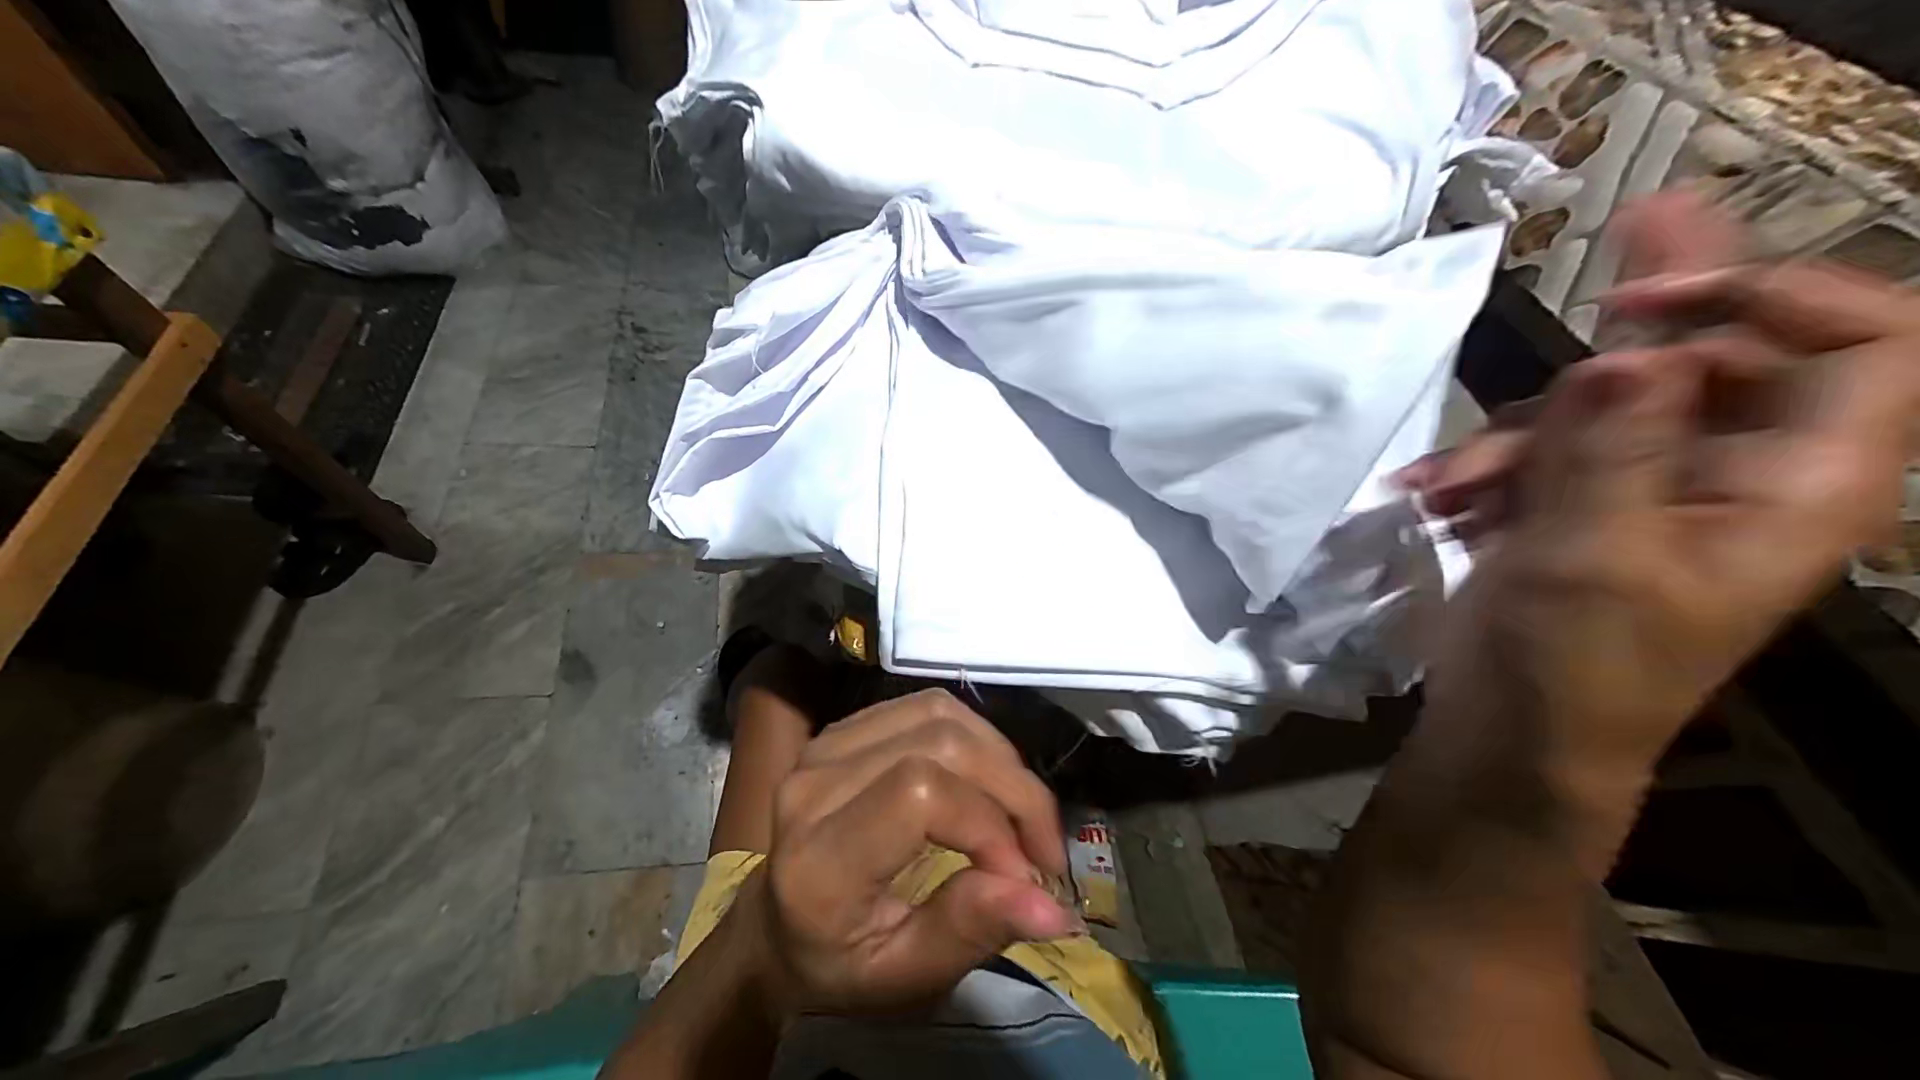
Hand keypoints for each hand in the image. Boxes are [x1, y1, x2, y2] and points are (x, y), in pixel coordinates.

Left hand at [730, 689, 1074, 1016]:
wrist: (774, 928)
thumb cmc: (837, 964)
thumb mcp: (902, 977)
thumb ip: (969, 932)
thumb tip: (1053, 908)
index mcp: (819, 860)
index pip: (920, 794)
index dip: (989, 823)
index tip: (1027, 879)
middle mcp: (814, 786)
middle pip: (940, 743)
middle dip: (1013, 790)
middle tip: (1042, 849)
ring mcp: (826, 746)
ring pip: (939, 714)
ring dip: (1000, 759)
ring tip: (1019, 815)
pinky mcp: (843, 728)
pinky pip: (925, 707)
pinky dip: (974, 738)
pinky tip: (986, 780)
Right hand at [1421, 202, 1919, 822]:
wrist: (1510, 733)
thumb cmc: (1574, 663)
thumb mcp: (1593, 557)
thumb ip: (1613, 449)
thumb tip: (1628, 348)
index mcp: (1793, 486)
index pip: (1860, 344)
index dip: (1769, 295)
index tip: (1645, 296)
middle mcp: (1734, 476)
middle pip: (1719, 360)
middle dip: (1619, 355)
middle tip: (1596, 272)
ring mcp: (1646, 492)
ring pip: (1603, 409)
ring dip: (1516, 434)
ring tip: (1448, 485)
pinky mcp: (1576, 511)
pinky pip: (1542, 453)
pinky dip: (1484, 468)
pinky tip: (1433, 499)